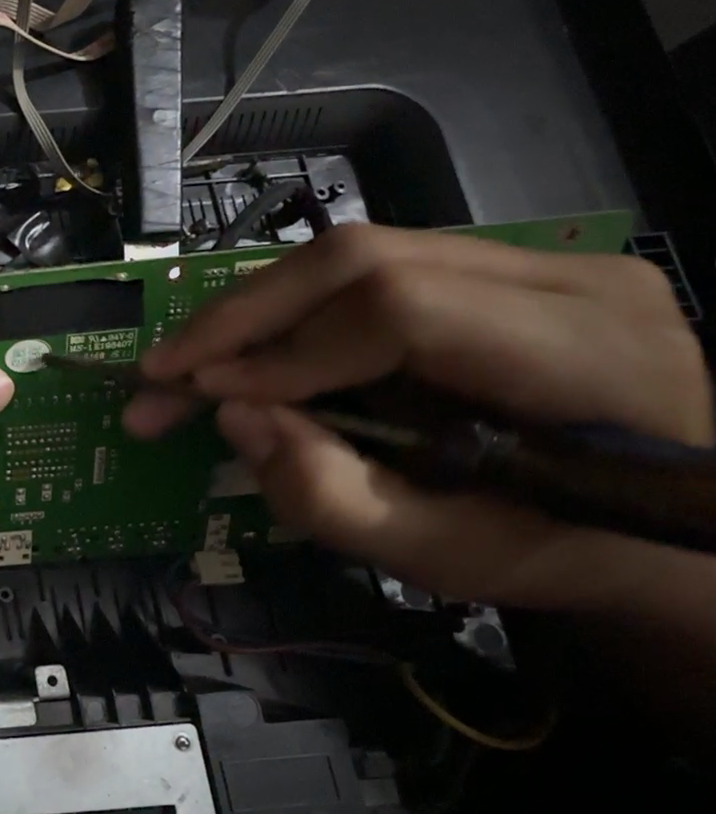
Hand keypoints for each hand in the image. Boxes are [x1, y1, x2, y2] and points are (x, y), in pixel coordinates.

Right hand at [124, 224, 713, 613]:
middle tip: (157, 375)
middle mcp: (563, 280)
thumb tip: (228, 414)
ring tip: (183, 369)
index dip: (286, 349)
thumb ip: (331, 497)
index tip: (200, 396)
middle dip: (239, 318)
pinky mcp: (488, 268)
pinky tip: (242, 355)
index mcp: (582, 356)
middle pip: (360, 259)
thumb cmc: (550, 551)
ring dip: (247, 313)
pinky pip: (357, 273)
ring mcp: (528, 263)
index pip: (401, 309)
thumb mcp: (441, 557)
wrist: (657, 524)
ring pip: (347, 256)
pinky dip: (281, 313)